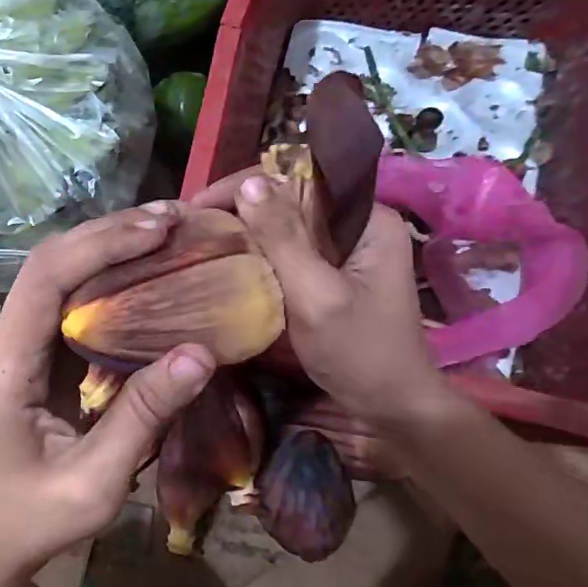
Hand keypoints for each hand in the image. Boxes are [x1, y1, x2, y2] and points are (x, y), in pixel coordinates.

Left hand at [0, 203, 216, 582]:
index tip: (158, 231)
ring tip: (163, 230)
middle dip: (107, 233)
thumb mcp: (95, 483)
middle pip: (48, 263)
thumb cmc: (36, 522)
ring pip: (55, 273)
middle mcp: (3, 343)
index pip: (45, 279)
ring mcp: (16, 345)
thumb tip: (201, 353)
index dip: (101, 245)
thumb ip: (142, 418)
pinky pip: (67, 298)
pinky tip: (143, 267)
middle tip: (171, 218)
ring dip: (106, 245)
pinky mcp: (35, 354)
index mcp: (6, 367)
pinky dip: (105, 273)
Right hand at [221, 173, 471, 430]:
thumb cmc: (362, 354)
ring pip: (288, 222)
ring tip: (202, 235)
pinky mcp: (335, 271)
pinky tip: (231, 258)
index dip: (246, 183)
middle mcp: (359, 223)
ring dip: (247, 226)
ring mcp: (348, 248)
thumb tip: (249, 183)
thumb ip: (284, 240)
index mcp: (368, 218)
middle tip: (193, 222)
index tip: (199, 203)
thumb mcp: (317, 296)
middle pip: (292, 197)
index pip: (300, 178)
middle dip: (242, 204)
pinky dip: (260, 250)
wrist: (394, 408)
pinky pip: (292, 248)